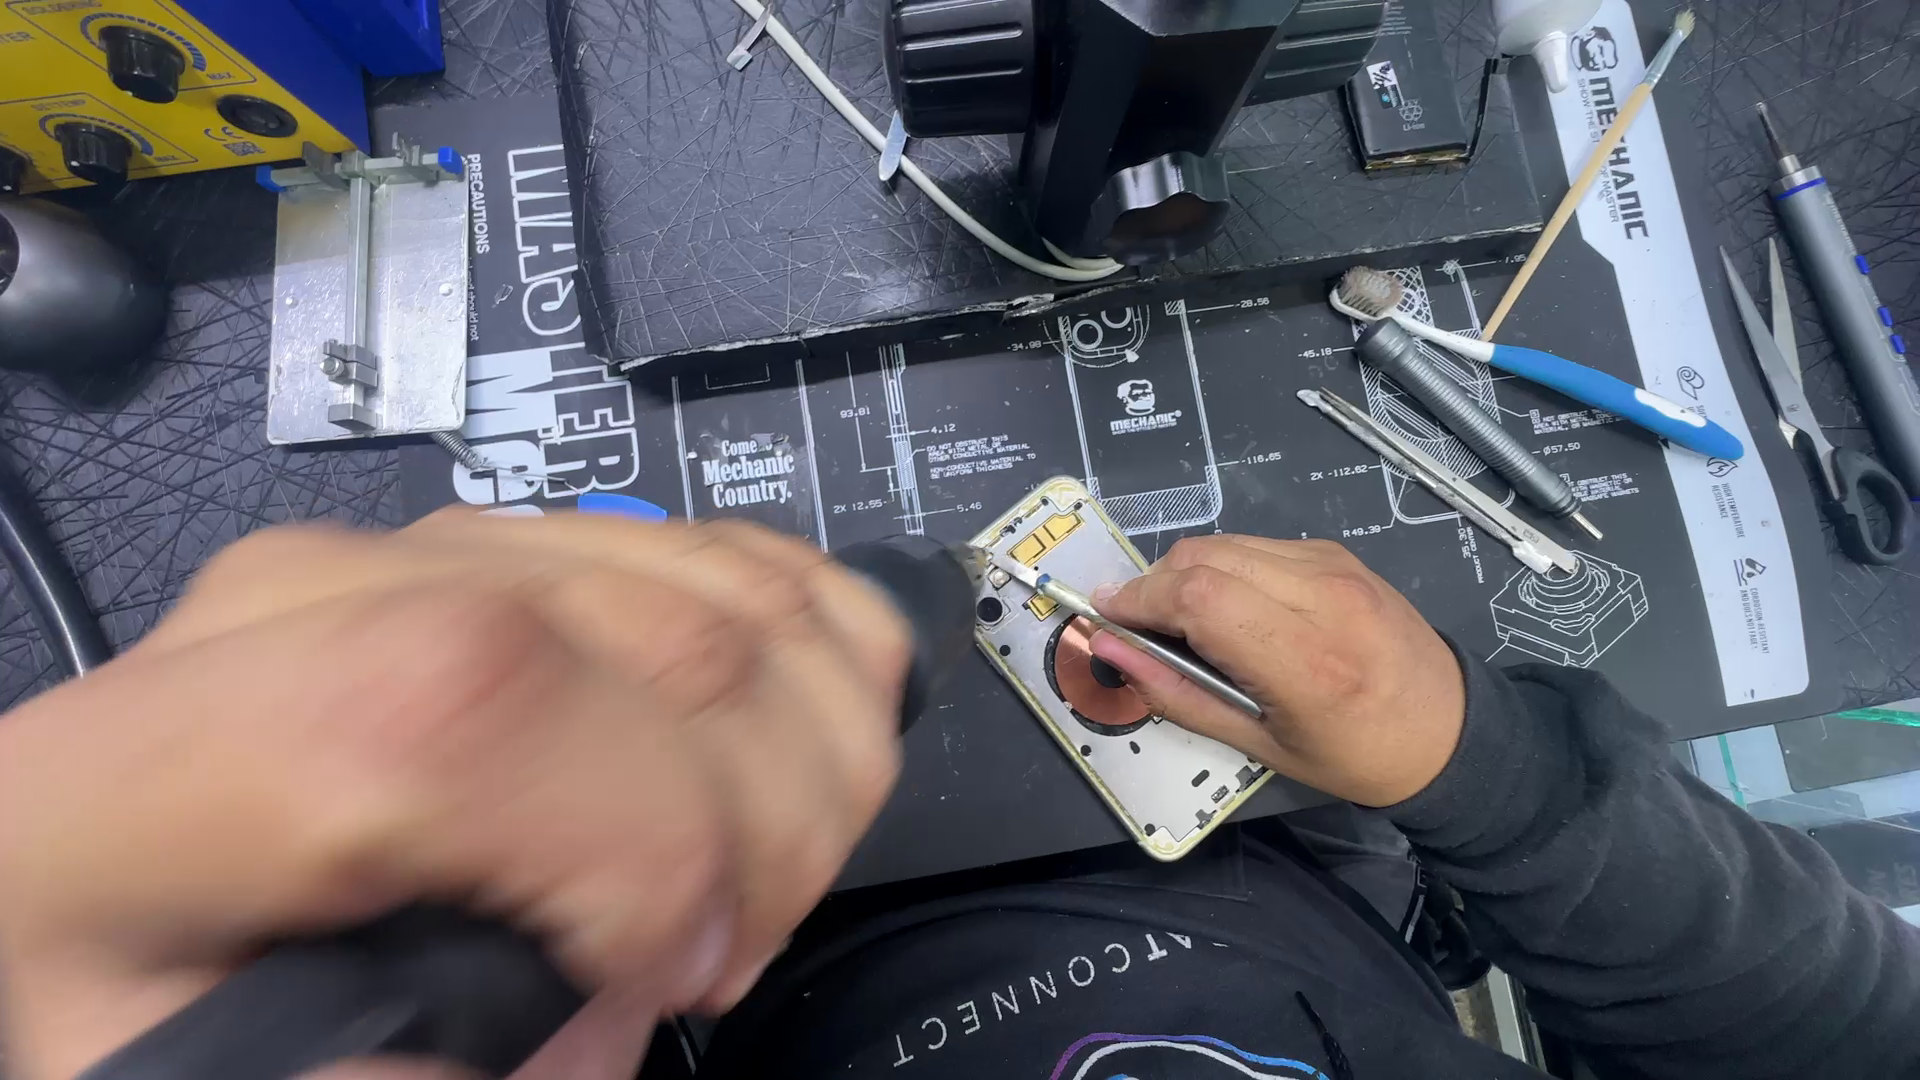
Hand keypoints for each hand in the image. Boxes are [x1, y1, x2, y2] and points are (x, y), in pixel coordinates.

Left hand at [0, 511, 909, 1079]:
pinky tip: (794, 747)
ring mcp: (501, 542)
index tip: (683, 973)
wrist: (222, 872)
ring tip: (764, 855)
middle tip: (741, 937)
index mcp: (210, 736)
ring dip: (823, 760)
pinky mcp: (594, 538)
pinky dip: (836, 661)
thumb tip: (649, 976)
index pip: (485, 699)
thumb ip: (455, 1069)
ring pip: (758, 602)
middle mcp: (362, 584)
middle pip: (684, 648)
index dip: (650, 846)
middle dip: (779, 829)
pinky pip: (774, 563)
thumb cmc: (237, 996)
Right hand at [1089, 536, 1464, 807]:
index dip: (1140, 600)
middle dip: (1152, 585)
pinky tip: (1228, 604)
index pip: (1199, 598)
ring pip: (1220, 543)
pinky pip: (1250, 544)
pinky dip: (1218, 567)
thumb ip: (1174, 692)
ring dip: (1182, 573)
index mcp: (1305, 662)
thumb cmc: (1350, 755)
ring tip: (1181, 617)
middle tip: (1139, 624)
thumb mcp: (1255, 746)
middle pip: (1201, 558)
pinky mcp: (1334, 551)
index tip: (1107, 617)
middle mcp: (1321, 597)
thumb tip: (1109, 646)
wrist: (1451, 730)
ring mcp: (1332, 565)